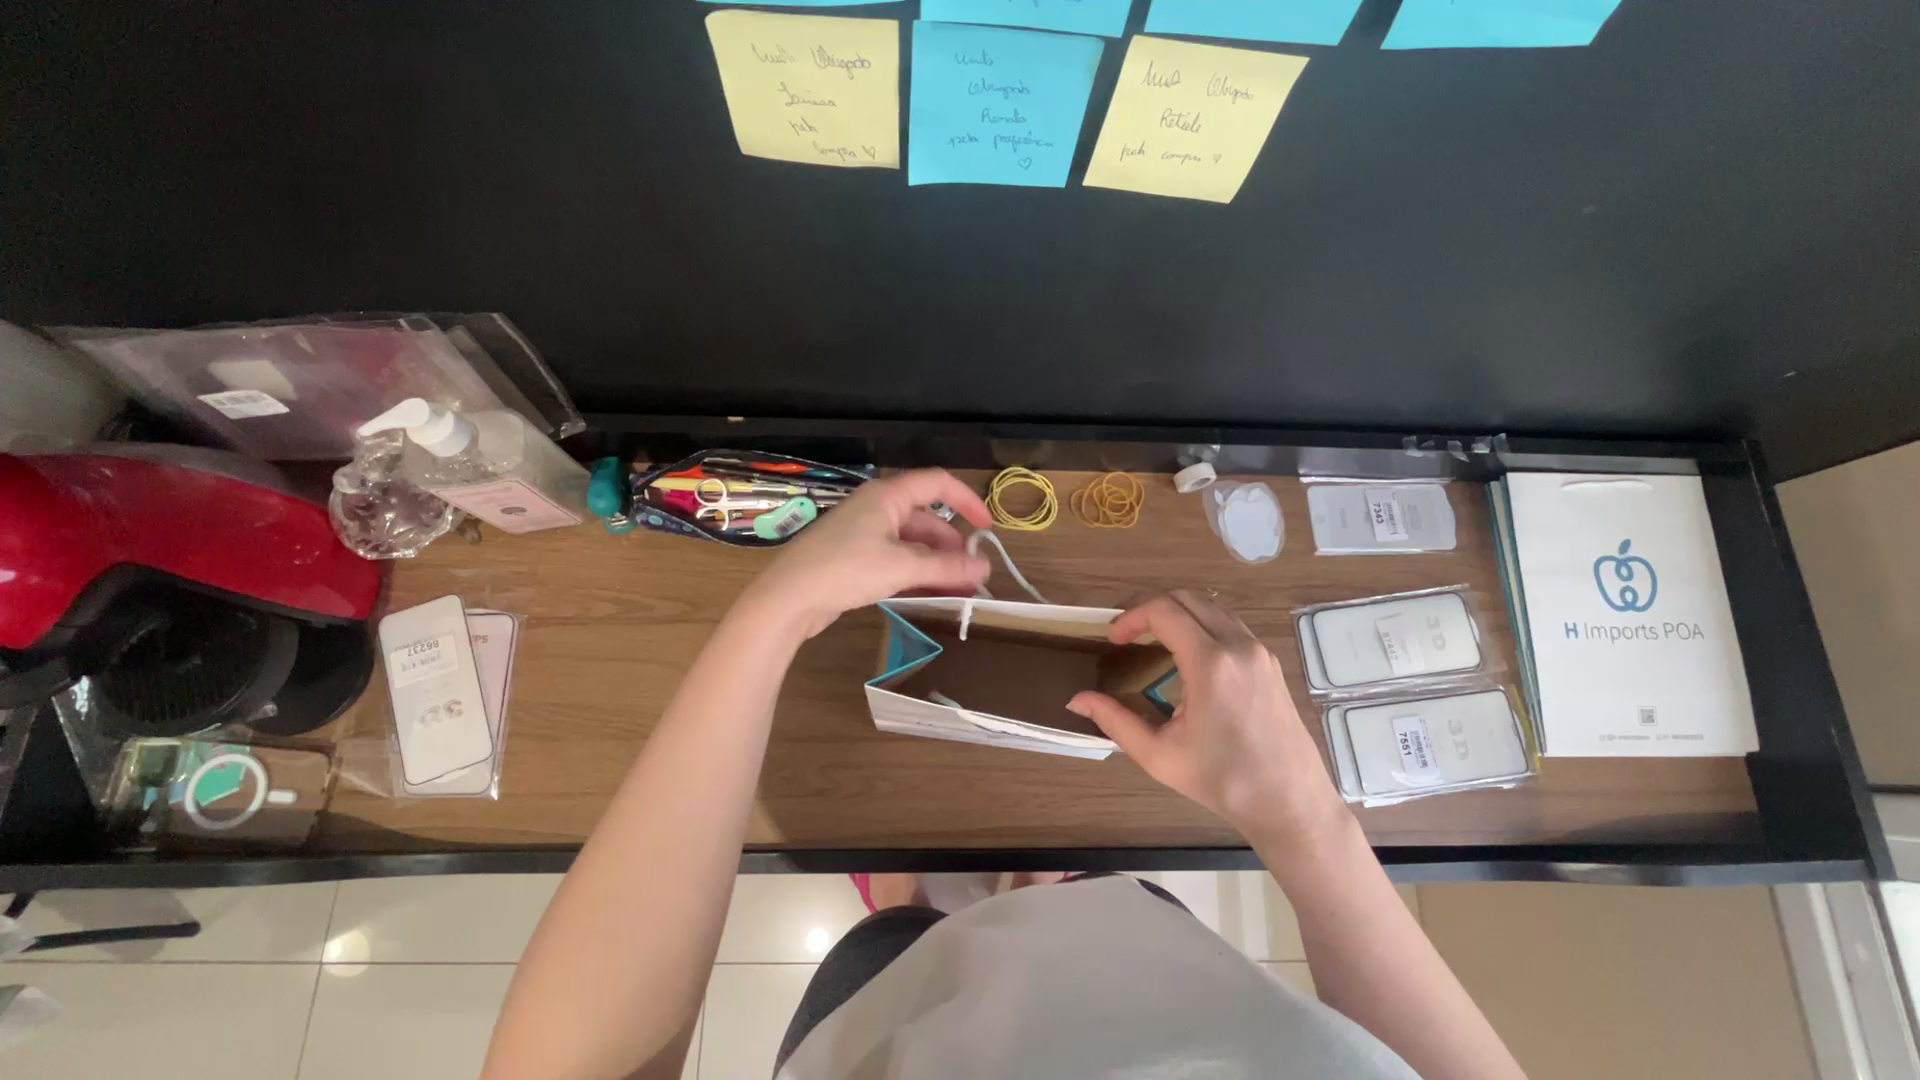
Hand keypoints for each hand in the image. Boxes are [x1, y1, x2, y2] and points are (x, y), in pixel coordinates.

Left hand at [737, 468, 994, 638]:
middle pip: (925, 518)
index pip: (937, 483)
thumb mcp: (901, 568)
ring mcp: (863, 532)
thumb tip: (985, 567)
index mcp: (887, 496)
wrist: (787, 598)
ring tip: (958, 588)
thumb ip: (946, 567)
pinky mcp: (853, 557)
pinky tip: (929, 593)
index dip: (967, 500)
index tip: (988, 527)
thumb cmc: (844, 570)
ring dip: (935, 562)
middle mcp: (876, 507)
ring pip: (910, 542)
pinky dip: (915, 572)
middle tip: (973, 573)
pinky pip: (894, 558)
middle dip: (952, 544)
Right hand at [1067, 591, 1351, 856]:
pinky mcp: (1270, 663)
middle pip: (1188, 599)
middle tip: (1127, 632)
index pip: (1164, 611)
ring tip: (1153, 640)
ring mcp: (1259, 652)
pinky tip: (1188, 657)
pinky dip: (1203, 626)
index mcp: (1211, 664)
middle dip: (1151, 607)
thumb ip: (1114, 720)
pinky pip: (1231, 625)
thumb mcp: (1158, 755)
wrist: (1289, 803)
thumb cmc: (1222, 781)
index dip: (1131, 617)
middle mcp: (1239, 647)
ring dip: (1179, 614)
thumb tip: (1076, 699)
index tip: (1113, 638)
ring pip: (1212, 608)